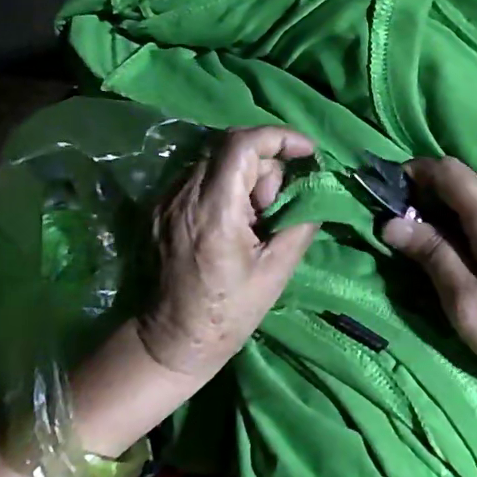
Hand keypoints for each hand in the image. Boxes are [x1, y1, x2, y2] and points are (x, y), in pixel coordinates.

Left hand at [136, 126, 320, 378]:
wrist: (172, 338)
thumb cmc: (229, 311)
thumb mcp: (277, 270)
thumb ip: (300, 221)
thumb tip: (315, 190)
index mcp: (215, 211)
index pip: (242, 144)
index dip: (280, 137)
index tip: (307, 151)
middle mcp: (185, 196)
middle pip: (231, 146)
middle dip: (265, 163)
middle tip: (277, 204)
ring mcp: (167, 200)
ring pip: (216, 160)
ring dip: (246, 175)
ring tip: (256, 218)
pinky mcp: (161, 208)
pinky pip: (200, 178)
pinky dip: (226, 186)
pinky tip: (233, 222)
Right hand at [381, 157, 476, 407]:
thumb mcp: (466, 302)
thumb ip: (431, 254)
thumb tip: (390, 222)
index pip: (450, 171)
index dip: (414, 173)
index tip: (384, 194)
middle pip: (462, 180)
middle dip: (423, 192)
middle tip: (392, 222)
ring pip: (473, 197)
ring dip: (439, 208)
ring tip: (412, 238)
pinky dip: (458, 221)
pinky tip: (445, 249)